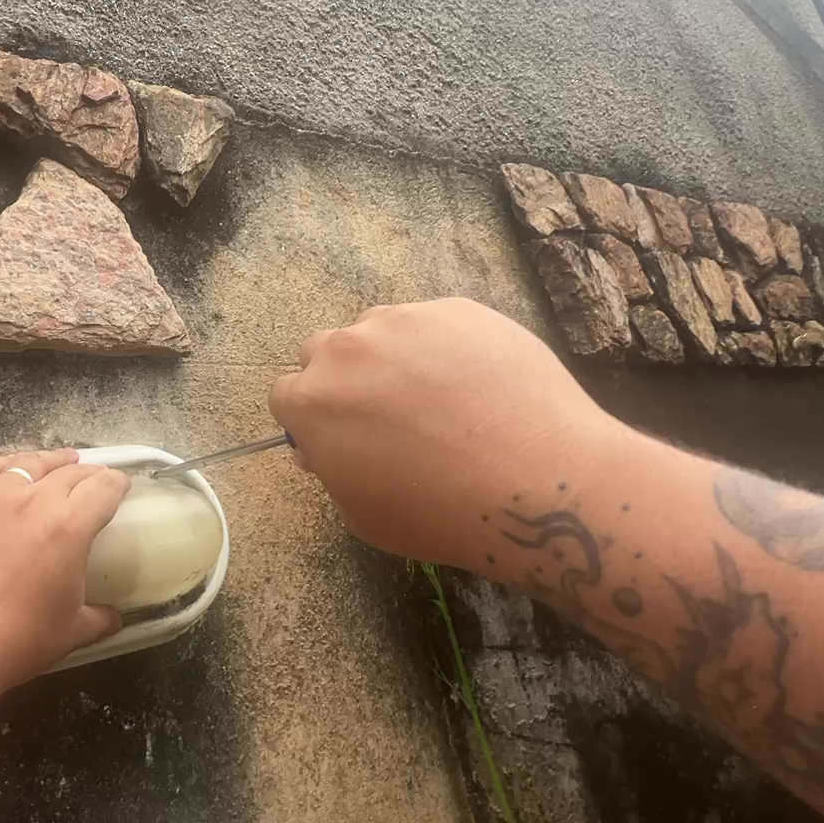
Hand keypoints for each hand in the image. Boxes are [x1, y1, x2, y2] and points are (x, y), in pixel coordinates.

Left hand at [0, 449, 128, 700]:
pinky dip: (5, 463)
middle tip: (97, 478)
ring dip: (51, 461)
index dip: (117, 483)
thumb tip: (116, 618)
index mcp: (68, 527)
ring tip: (61, 461)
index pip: (102, 489)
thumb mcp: (70, 634)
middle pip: (69, 473)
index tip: (121, 485)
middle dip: (89, 473)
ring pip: (28, 463)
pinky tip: (10, 466)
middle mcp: (32, 500)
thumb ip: (99, 619)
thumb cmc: (14, 643)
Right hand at [269, 298, 633, 567]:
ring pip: (376, 330)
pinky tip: (477, 383)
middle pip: (321, 351)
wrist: (538, 480)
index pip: (285, 393)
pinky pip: (432, 322)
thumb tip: (329, 444)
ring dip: (388, 356)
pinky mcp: (456, 309)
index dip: (310, 417)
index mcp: (310, 401)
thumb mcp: (360, 513)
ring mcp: (402, 321)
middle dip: (340, 378)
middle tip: (383, 413)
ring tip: (437, 395)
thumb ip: (330, 467)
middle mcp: (345, 349)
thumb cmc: (439, 513)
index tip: (338, 435)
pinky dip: (441, 346)